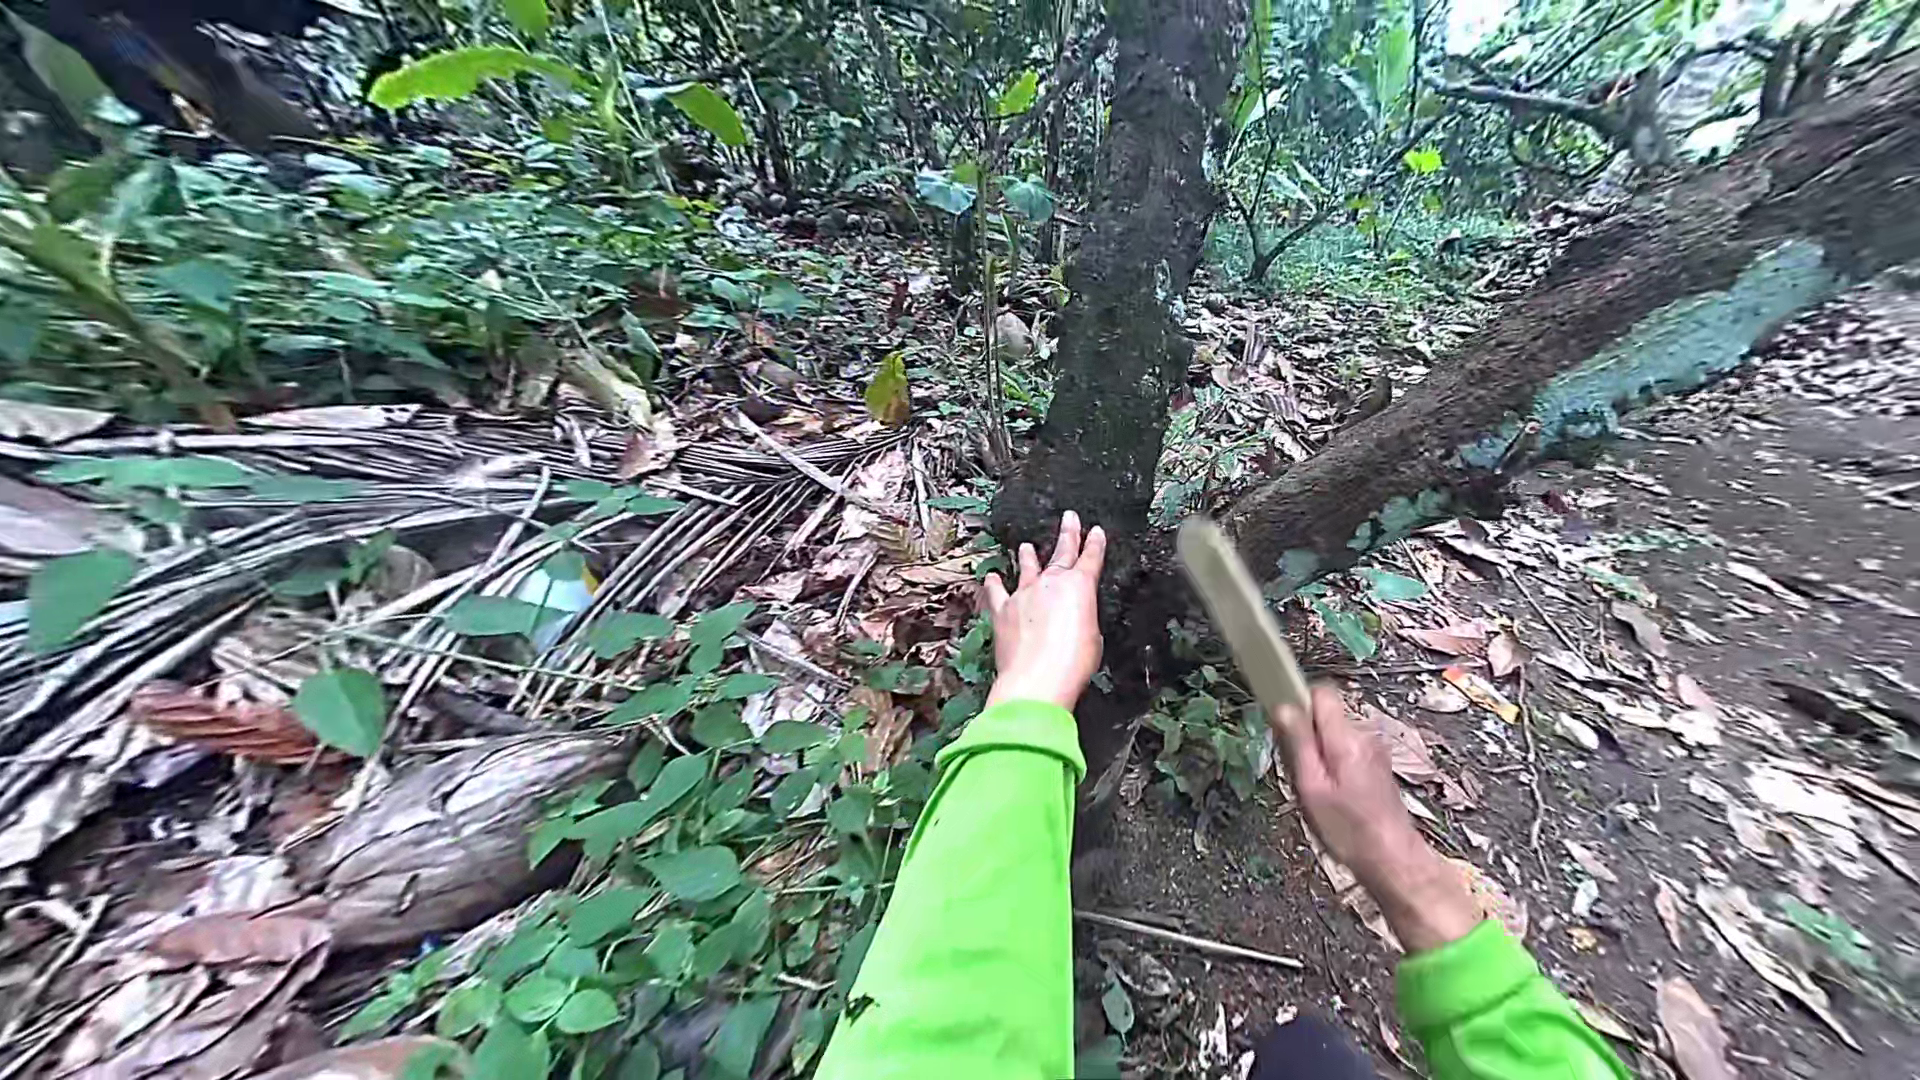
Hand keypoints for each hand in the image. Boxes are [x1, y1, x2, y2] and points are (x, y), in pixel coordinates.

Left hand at [982, 511, 1106, 710]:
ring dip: (1028, 557)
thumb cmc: (1071, 664)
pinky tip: (992, 577)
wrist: (1037, 680)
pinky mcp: (1003, 610)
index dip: (1094, 543)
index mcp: (1079, 587)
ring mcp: (1024, 594)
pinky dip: (994, 584)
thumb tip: (1070, 617)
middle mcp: (1050, 584)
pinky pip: (997, 591)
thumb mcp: (1092, 637)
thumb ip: (1082, 617)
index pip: (1091, 559)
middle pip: (1061, 553)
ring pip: (1028, 567)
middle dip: (1068, 534)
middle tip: (1069, 518)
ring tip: (1026, 546)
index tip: (1095, 530)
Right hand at [1271, 685, 1478, 952]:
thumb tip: (1283, 706)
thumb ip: (1297, 742)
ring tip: (1314, 784)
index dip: (1299, 701)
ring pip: (1332, 732)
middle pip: (1324, 713)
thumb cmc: (1348, 830)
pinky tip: (1331, 791)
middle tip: (1298, 767)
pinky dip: (1332, 761)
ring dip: (1318, 750)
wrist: (1395, 864)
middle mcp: (1364, 737)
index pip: (1321, 693)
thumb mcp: (1310, 786)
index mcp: (1346, 739)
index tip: (1285, 724)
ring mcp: (1374, 750)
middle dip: (1305, 732)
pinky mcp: (1376, 764)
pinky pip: (1343, 747)